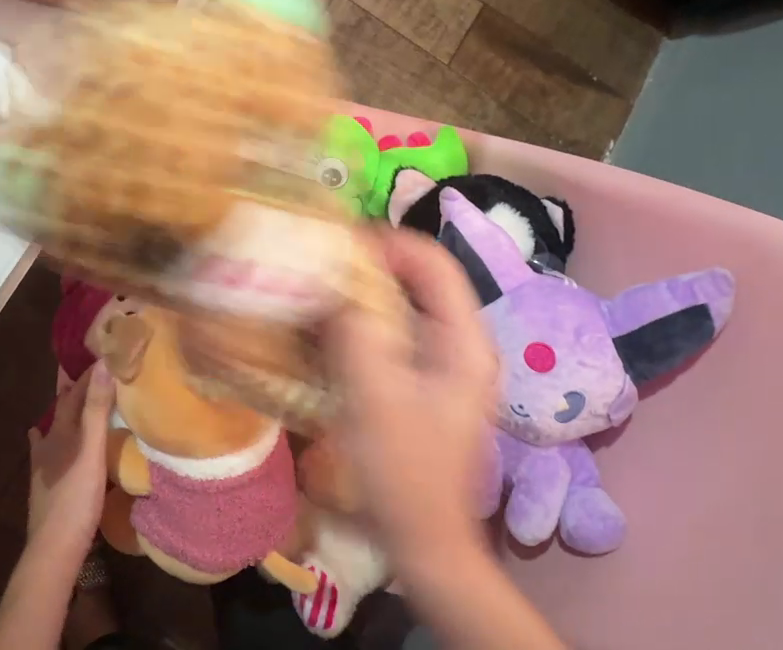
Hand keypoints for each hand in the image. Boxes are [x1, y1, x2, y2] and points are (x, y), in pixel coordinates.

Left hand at [26, 362, 115, 556]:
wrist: (53, 548)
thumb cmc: (76, 498)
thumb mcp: (92, 451)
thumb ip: (97, 410)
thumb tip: (102, 365)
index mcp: (60, 432)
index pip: (73, 394)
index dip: (87, 375)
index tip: (103, 355)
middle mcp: (48, 444)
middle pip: (61, 409)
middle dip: (74, 389)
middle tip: (87, 369)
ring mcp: (44, 466)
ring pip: (53, 430)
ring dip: (64, 412)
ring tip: (69, 398)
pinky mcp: (46, 486)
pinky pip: (46, 453)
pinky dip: (45, 440)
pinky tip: (40, 441)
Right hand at [327, 230, 497, 561]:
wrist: (424, 544)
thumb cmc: (404, 472)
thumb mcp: (373, 395)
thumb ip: (354, 329)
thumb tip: (333, 281)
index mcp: (464, 342)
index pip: (435, 264)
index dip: (390, 242)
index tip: (339, 240)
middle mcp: (461, 345)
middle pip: (419, 282)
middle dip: (370, 266)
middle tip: (321, 262)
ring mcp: (443, 366)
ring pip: (403, 308)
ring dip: (363, 294)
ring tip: (318, 289)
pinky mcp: (422, 385)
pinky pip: (393, 336)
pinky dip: (363, 323)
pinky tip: (328, 330)